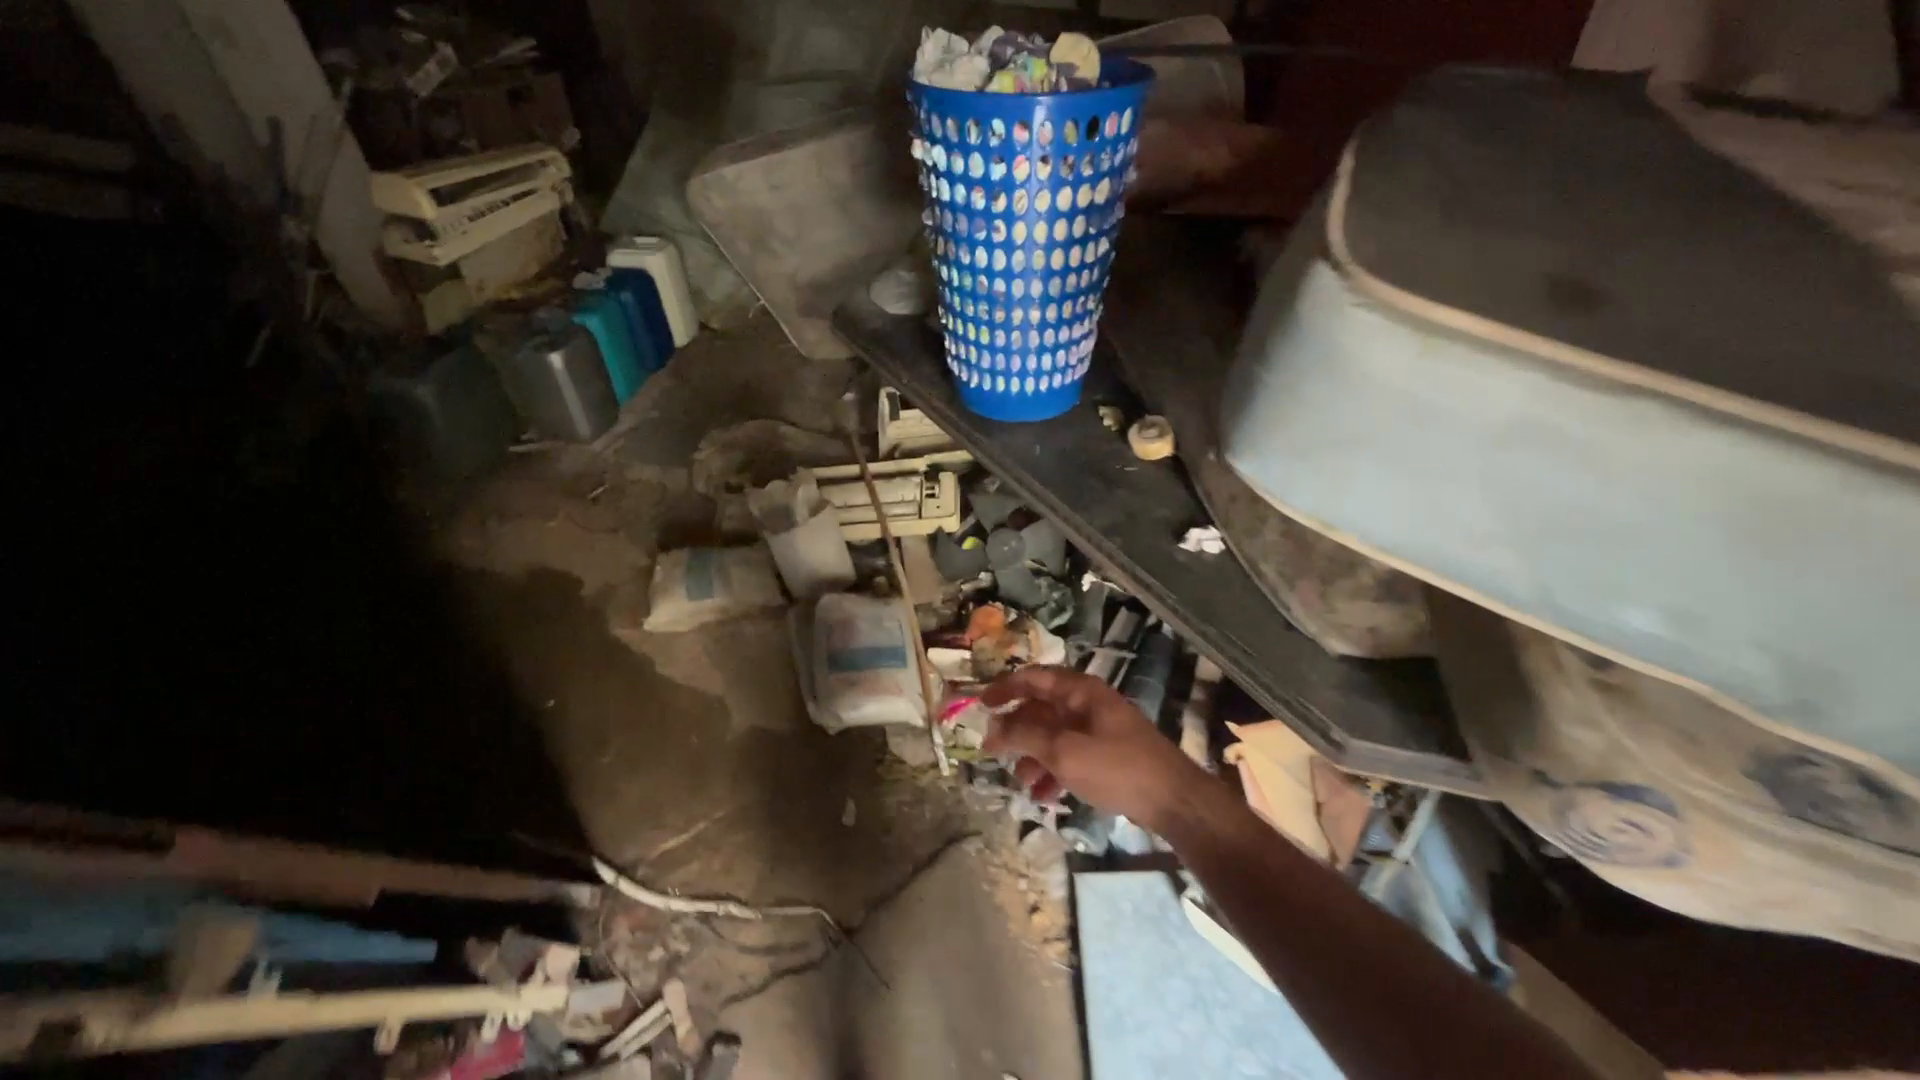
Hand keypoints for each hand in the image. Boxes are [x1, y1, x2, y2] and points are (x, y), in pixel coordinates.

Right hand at [981, 665, 1208, 831]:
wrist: (1172, 800)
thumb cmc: (1117, 767)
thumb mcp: (1063, 752)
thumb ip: (1025, 736)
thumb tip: (993, 726)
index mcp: (1081, 692)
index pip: (1034, 678)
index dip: (1005, 687)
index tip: (980, 704)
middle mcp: (1089, 704)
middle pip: (1042, 709)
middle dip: (1017, 731)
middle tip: (993, 751)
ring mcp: (1100, 730)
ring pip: (1054, 736)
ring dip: (1034, 757)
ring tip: (1022, 783)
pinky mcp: (1108, 756)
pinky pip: (1071, 756)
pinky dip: (1054, 772)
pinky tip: (1046, 797)